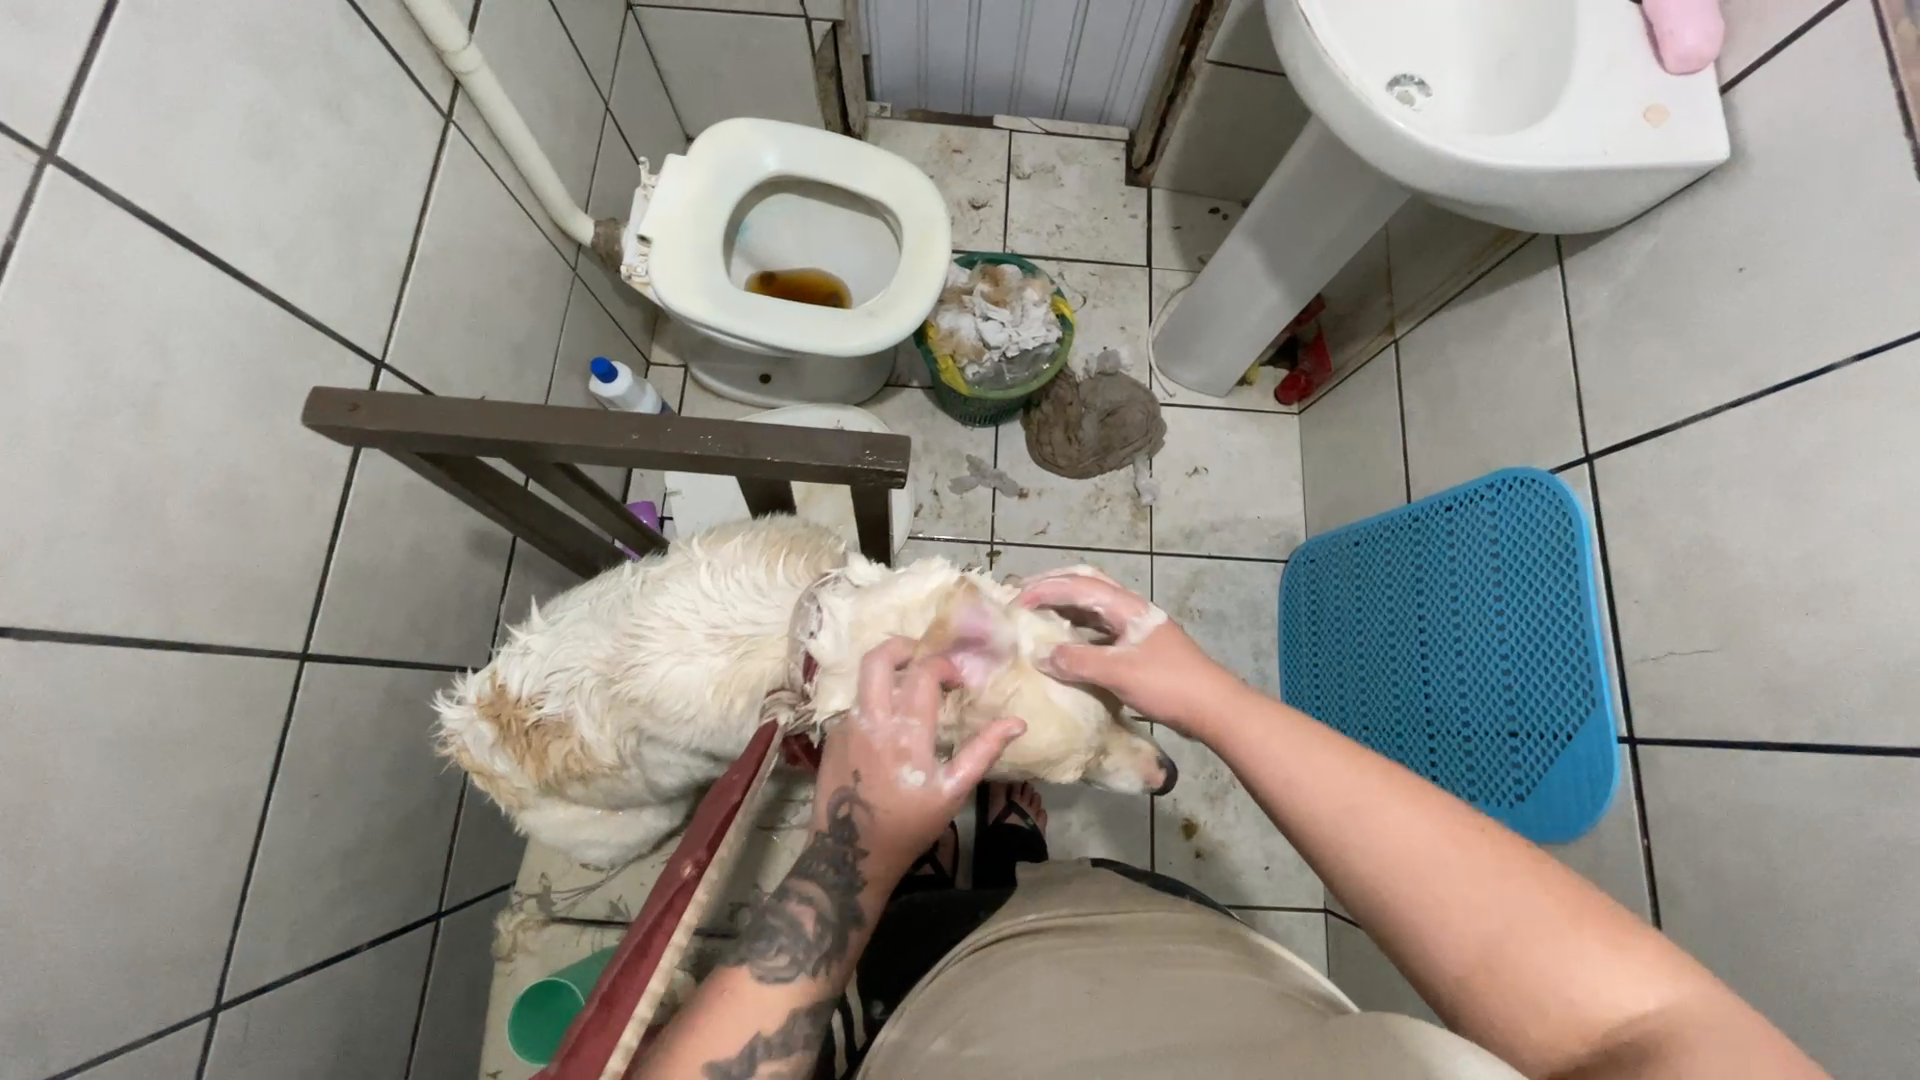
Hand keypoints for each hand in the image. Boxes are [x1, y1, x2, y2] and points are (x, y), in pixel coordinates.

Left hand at [810, 638, 1026, 883]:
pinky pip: (857, 704)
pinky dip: (877, 701)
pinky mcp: (833, 737)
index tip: (958, 678)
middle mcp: (871, 720)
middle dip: (902, 647)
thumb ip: (983, 752)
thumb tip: (1017, 723)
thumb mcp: (952, 792)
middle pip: (877, 658)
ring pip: (864, 679)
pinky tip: (892, 724)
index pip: (922, 672)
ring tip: (911, 687)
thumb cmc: (908, 825)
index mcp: (905, 732)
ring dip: (889, 673)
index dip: (944, 665)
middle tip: (924, 656)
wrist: (849, 856)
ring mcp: (847, 726)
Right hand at [1014, 566, 1240, 735]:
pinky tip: (1064, 645)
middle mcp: (1130, 609)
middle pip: (1086, 584)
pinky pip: (1099, 629)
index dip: (1044, 589)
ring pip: (1093, 606)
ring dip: (1064, 605)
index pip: (1078, 585)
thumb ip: (1078, 661)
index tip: (1015, 601)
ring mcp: (1135, 628)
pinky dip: (1077, 630)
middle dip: (1052, 584)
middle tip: (1022, 592)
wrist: (1215, 709)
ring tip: (1037, 613)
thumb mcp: (1119, 673)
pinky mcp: (1138, 648)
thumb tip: (1040, 654)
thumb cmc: (1169, 686)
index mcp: (1126, 607)